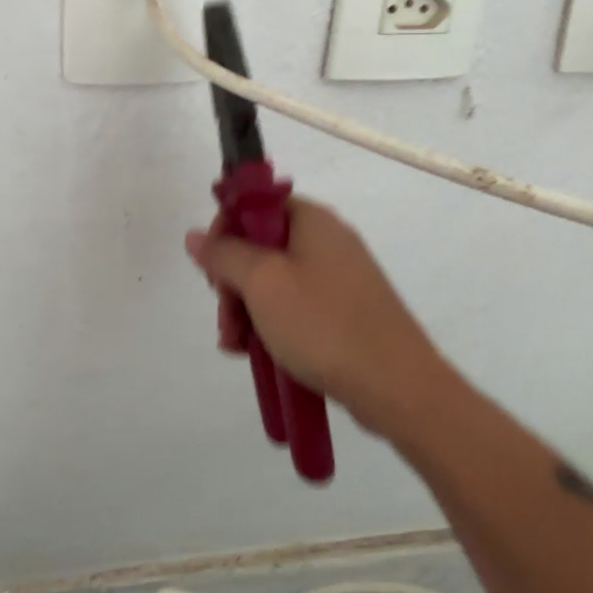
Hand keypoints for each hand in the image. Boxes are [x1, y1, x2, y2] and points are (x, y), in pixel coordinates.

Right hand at [186, 198, 455, 436]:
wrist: (397, 388)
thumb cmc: (323, 325)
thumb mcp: (262, 284)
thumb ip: (224, 255)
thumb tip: (195, 236)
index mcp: (313, 221)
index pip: (255, 205)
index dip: (226, 232)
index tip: (214, 269)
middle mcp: (328, 242)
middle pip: (260, 247)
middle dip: (232, 283)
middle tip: (226, 317)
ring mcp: (339, 280)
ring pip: (273, 283)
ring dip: (246, 311)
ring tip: (237, 346)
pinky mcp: (345, 314)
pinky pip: (295, 309)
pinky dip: (272, 327)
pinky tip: (257, 355)